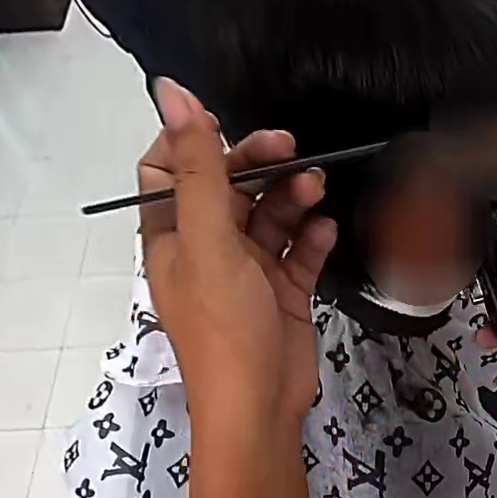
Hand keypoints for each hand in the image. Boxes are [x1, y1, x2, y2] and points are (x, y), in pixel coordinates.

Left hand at [138, 79, 337, 425]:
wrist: (259, 406)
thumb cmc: (224, 329)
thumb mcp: (208, 244)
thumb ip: (198, 170)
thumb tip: (170, 92)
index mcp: (173, 236)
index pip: (171, 170)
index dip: (195, 143)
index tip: (229, 127)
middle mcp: (209, 249)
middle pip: (230, 189)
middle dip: (259, 167)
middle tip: (294, 151)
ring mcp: (249, 273)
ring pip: (270, 219)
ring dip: (292, 200)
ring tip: (318, 189)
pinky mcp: (284, 294)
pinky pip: (298, 254)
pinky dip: (312, 239)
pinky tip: (326, 230)